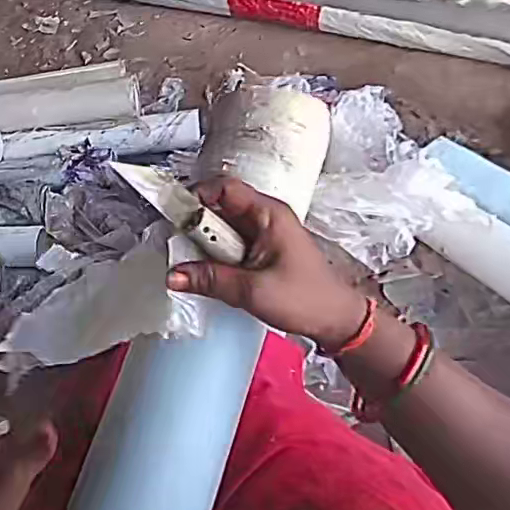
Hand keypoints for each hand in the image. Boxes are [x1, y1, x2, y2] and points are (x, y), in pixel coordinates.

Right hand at [166, 176, 370, 345]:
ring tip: (190, 261)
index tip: (175, 215)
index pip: (224, 187)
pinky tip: (205, 270)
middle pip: (217, 206)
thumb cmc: (308, 300)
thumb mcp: (252, 291)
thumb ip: (210, 280)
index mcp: (268, 215)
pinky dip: (211, 254)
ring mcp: (260, 234)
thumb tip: (173, 274)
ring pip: (219, 226)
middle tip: (178, 243)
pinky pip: (225, 244)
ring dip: (201, 241)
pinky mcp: (256, 251)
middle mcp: (264, 218)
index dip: (196, 195)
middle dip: (194, 223)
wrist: (336, 321)